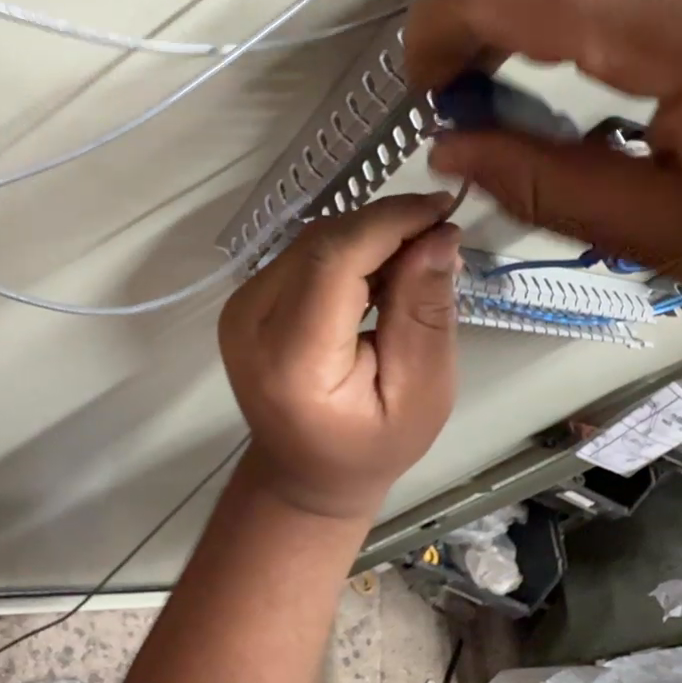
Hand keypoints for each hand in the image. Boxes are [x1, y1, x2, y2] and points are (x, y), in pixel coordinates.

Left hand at [218, 194, 461, 520]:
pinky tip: (380, 269)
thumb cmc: (369, 448)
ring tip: (416, 255)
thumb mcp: (420, 395)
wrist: (303, 473)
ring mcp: (238, 309)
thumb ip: (424, 314)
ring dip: (366, 235)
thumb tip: (437, 235)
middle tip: (440, 233)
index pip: (332, 261)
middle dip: (383, 225)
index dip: (388, 223)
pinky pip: (300, 255)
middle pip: (319, 243)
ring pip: (309, 241)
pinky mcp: (243, 301)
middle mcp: (248, 324)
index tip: (443, 209)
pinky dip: (345, 250)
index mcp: (291, 359)